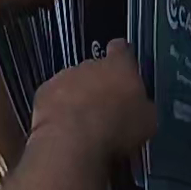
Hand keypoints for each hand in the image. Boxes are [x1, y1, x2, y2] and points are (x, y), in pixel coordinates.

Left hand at [30, 40, 156, 162]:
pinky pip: (53, 98)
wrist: (73, 140)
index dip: (123, 57)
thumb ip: (143, 106)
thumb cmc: (117, 128)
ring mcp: (63, 76)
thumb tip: (142, 108)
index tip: (124, 69)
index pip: (122, 49)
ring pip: (72, 83)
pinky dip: (57, 110)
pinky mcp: (43, 93)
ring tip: (82, 124)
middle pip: (95, 68)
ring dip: (77, 97)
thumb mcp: (147, 121)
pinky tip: (63, 128)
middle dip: (99, 85)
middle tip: (105, 110)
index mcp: (119, 65)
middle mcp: (90, 64)